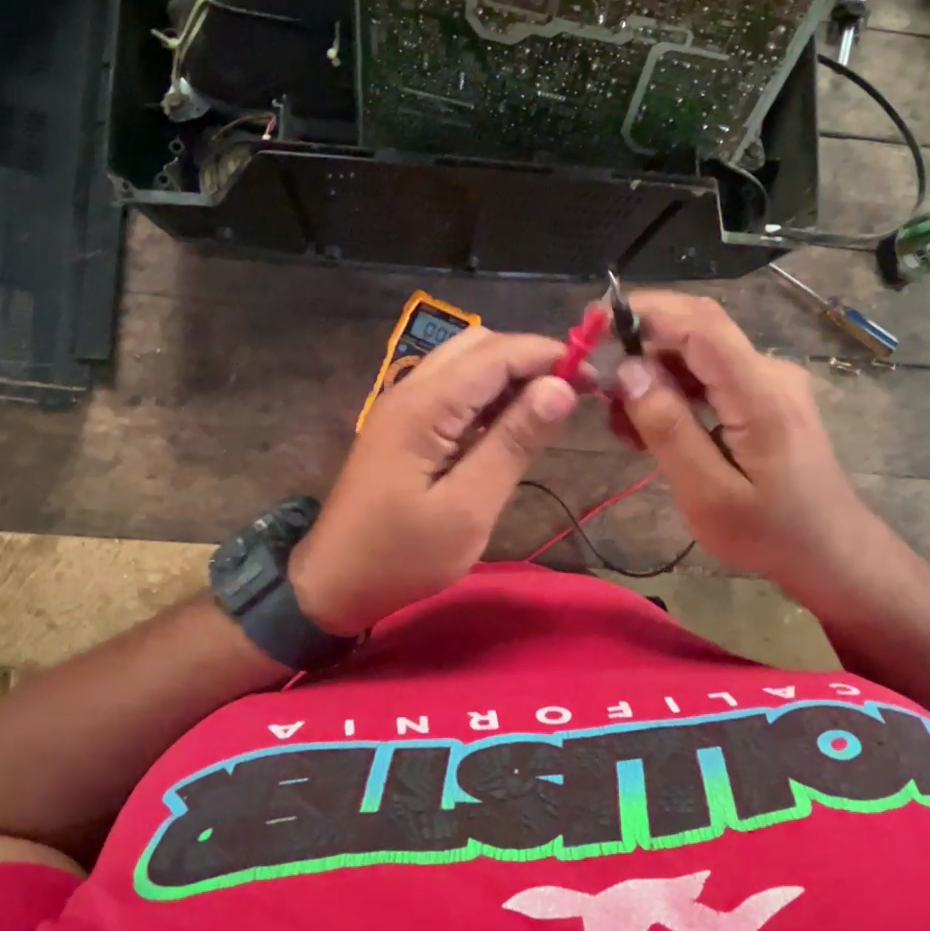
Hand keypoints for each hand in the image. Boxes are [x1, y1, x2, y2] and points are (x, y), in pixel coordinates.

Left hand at [289, 328, 577, 635]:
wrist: (333, 583)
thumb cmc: (403, 555)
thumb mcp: (468, 508)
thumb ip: (514, 443)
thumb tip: (561, 387)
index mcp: (425, 406)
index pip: (498, 353)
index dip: (550, 356)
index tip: (596, 381)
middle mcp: (411, 390)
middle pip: (480, 347)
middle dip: (531, 360)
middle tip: (575, 397)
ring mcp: (403, 406)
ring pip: (465, 364)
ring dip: (509, 376)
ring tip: (549, 412)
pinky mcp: (403, 426)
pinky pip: (451, 391)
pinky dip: (487, 396)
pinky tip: (509, 427)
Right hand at [613, 291, 870, 585]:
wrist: (831, 551)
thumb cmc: (770, 532)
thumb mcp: (708, 494)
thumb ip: (668, 429)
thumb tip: (629, 370)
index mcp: (760, 393)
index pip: (699, 325)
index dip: (646, 313)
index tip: (594, 324)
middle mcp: (769, 372)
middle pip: (697, 330)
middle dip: (642, 343)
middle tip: (599, 385)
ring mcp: (771, 381)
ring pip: (700, 353)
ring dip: (654, 373)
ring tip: (621, 421)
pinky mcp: (766, 395)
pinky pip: (712, 375)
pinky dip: (675, 389)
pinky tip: (651, 426)